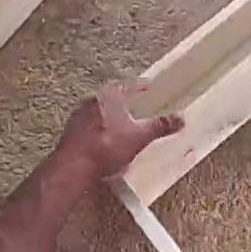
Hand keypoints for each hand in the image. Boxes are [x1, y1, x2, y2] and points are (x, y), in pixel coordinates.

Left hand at [55, 83, 182, 181]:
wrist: (74, 166)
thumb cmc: (107, 147)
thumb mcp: (139, 137)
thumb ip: (160, 126)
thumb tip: (180, 118)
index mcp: (109, 96)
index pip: (129, 85)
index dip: (141, 86)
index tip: (148, 85)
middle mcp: (91, 101)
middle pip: (112, 96)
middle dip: (124, 100)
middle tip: (135, 103)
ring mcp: (78, 115)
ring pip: (99, 109)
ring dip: (111, 114)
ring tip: (122, 122)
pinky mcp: (71, 131)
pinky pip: (89, 124)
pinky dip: (100, 128)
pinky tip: (105, 138)